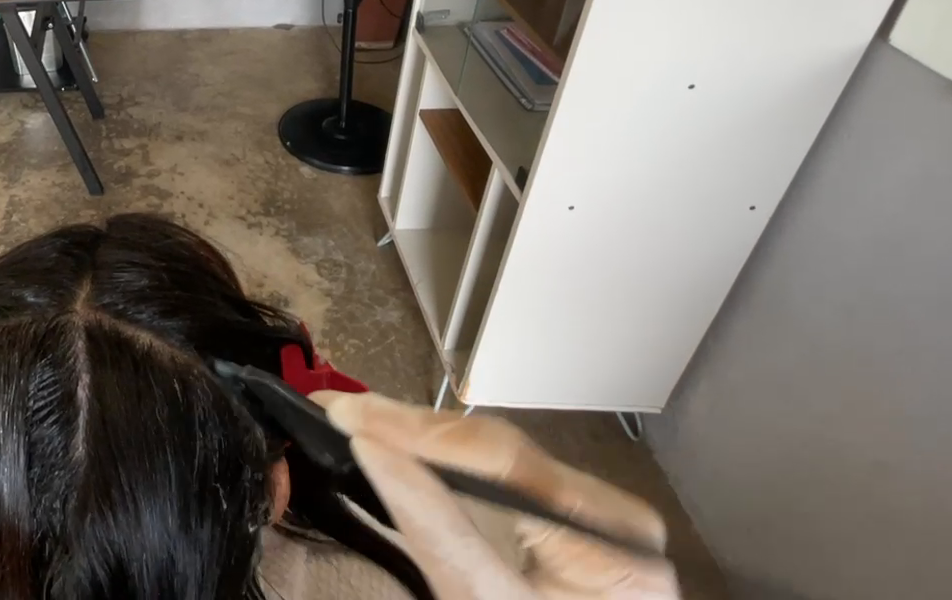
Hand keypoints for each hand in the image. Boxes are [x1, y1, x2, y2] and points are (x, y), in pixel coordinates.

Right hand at [309, 391, 679, 599]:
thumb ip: (434, 529)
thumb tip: (369, 447)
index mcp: (613, 539)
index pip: (502, 458)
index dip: (418, 432)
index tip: (348, 417)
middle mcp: (610, 511)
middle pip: (493, 446)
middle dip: (408, 427)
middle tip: (338, 411)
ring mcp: (586, 509)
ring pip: (486, 450)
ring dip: (414, 435)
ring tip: (353, 417)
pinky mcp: (558, 513)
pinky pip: (488, 468)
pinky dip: (433, 455)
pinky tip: (392, 439)